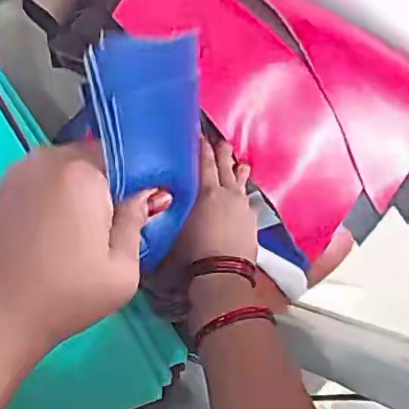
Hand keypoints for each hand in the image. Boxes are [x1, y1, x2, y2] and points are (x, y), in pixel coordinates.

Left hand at [0, 142, 168, 358]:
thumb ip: (137, 221)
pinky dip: (51, 199)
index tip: (135, 215)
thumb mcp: (122, 269)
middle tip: (104, 232)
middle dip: (103, 187)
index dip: (134, 186)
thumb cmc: (68, 298)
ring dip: (76, 193)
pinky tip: (52, 234)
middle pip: (91, 160)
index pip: (123, 158)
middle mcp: (46, 160)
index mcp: (80, 173)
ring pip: (63, 170)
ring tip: (76, 236)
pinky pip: (40, 182)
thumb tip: (149, 194)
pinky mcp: (1, 191)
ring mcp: (18, 173)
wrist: (4, 317)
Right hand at [173, 138, 256, 264]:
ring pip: (241, 183)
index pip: (205, 162)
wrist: (222, 273)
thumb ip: (169, 213)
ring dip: (238, 172)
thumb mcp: (174, 229)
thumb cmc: (193, 252)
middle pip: (226, 167)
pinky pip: (247, 203)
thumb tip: (156, 205)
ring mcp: (244, 208)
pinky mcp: (252, 223)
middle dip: (222, 152)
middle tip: (220, 141)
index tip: (200, 135)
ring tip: (240, 164)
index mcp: (208, 192)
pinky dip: (243, 197)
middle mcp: (229, 195)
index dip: (202, 147)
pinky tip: (243, 200)